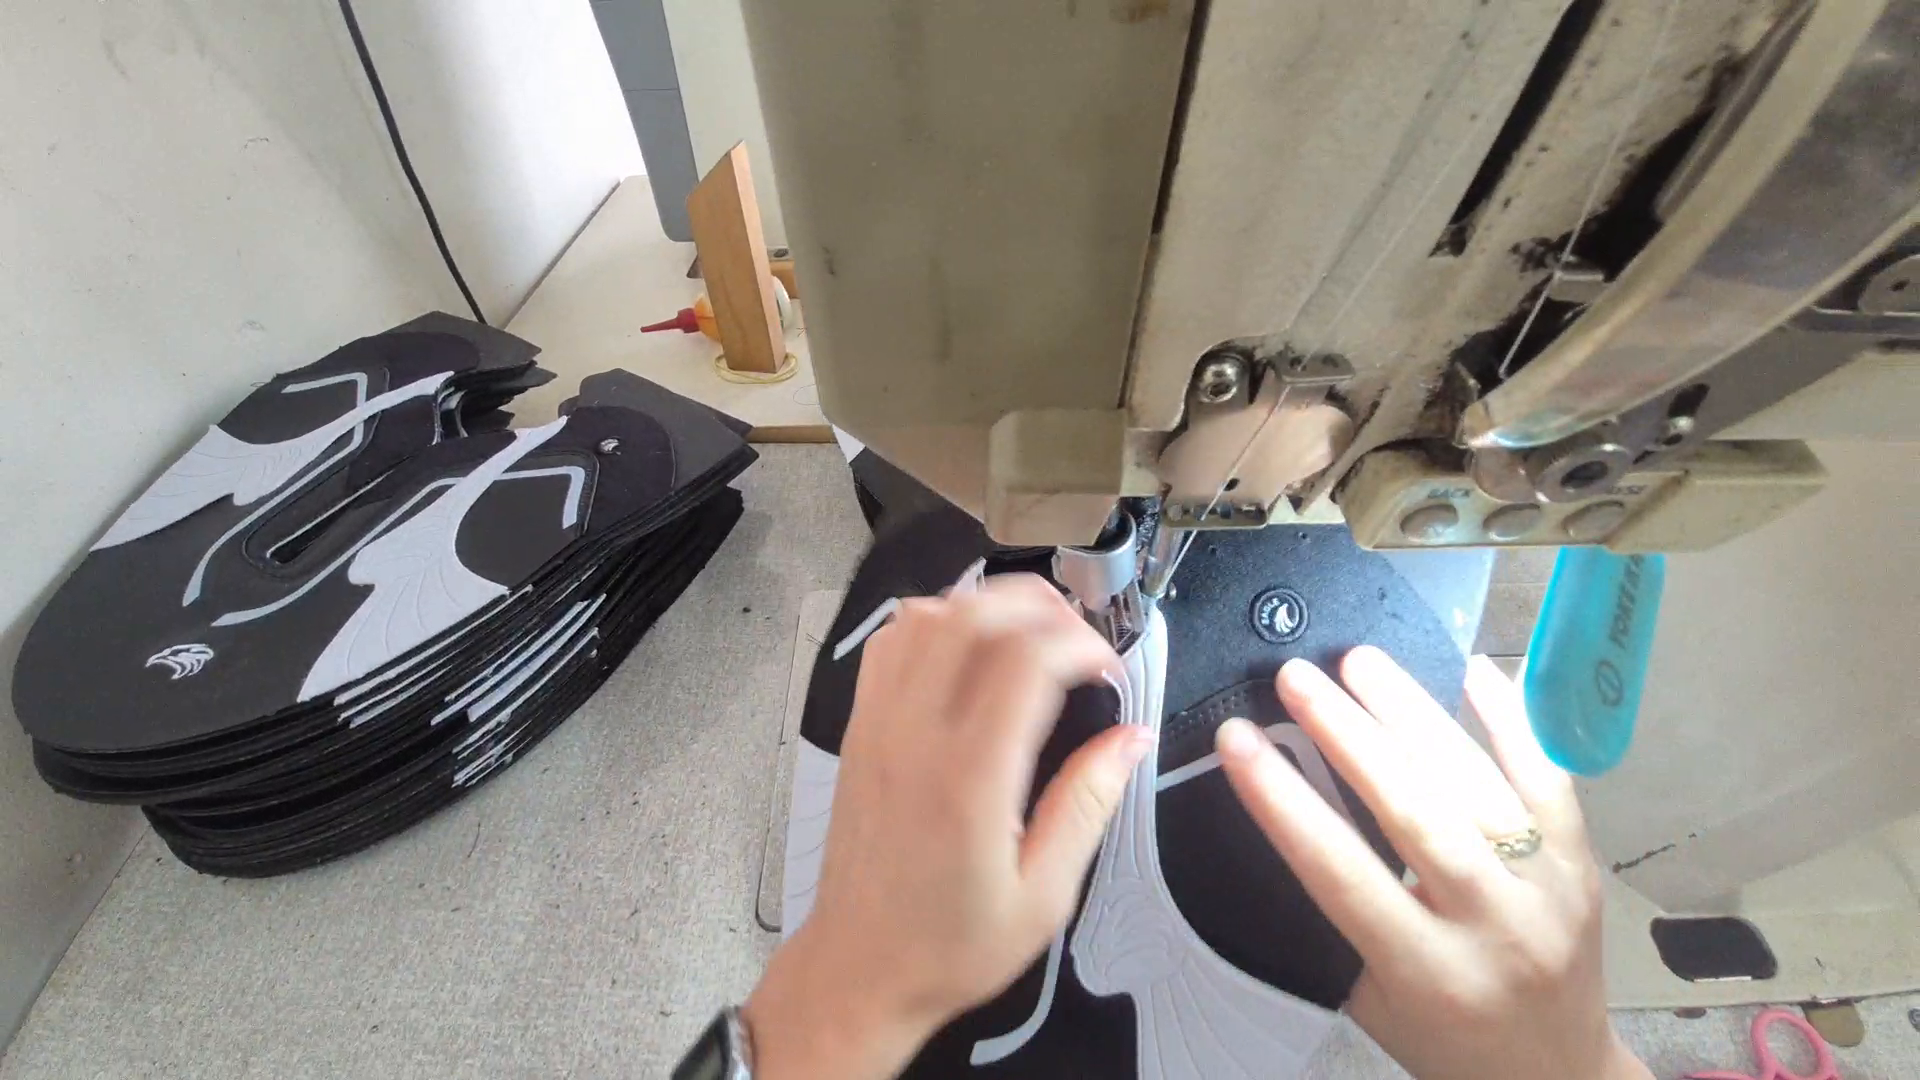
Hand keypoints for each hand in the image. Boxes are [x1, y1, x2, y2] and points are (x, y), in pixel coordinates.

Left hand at [744, 574, 1151, 1079]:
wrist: (859, 966)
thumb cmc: (950, 944)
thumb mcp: (1044, 893)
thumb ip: (1089, 802)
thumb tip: (1130, 739)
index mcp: (969, 778)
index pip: (1026, 661)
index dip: (1080, 644)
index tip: (1106, 667)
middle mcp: (915, 735)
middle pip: (974, 616)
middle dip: (1039, 605)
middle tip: (1075, 636)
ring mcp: (879, 723)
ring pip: (927, 616)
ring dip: (987, 604)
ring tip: (1029, 631)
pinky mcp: (860, 725)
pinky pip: (890, 642)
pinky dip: (934, 620)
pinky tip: (965, 644)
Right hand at [1215, 649, 1651, 1079]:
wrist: (1560, 1079)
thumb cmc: (1437, 1034)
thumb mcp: (1362, 990)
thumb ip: (1326, 908)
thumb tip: (1278, 799)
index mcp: (1428, 971)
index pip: (1339, 870)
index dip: (1280, 799)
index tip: (1234, 738)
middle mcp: (1497, 926)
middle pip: (1415, 811)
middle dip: (1347, 734)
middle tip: (1294, 676)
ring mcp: (1552, 887)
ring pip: (1476, 782)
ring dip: (1410, 711)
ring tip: (1357, 660)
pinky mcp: (1585, 860)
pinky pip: (1549, 775)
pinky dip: (1509, 716)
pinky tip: (1470, 665)